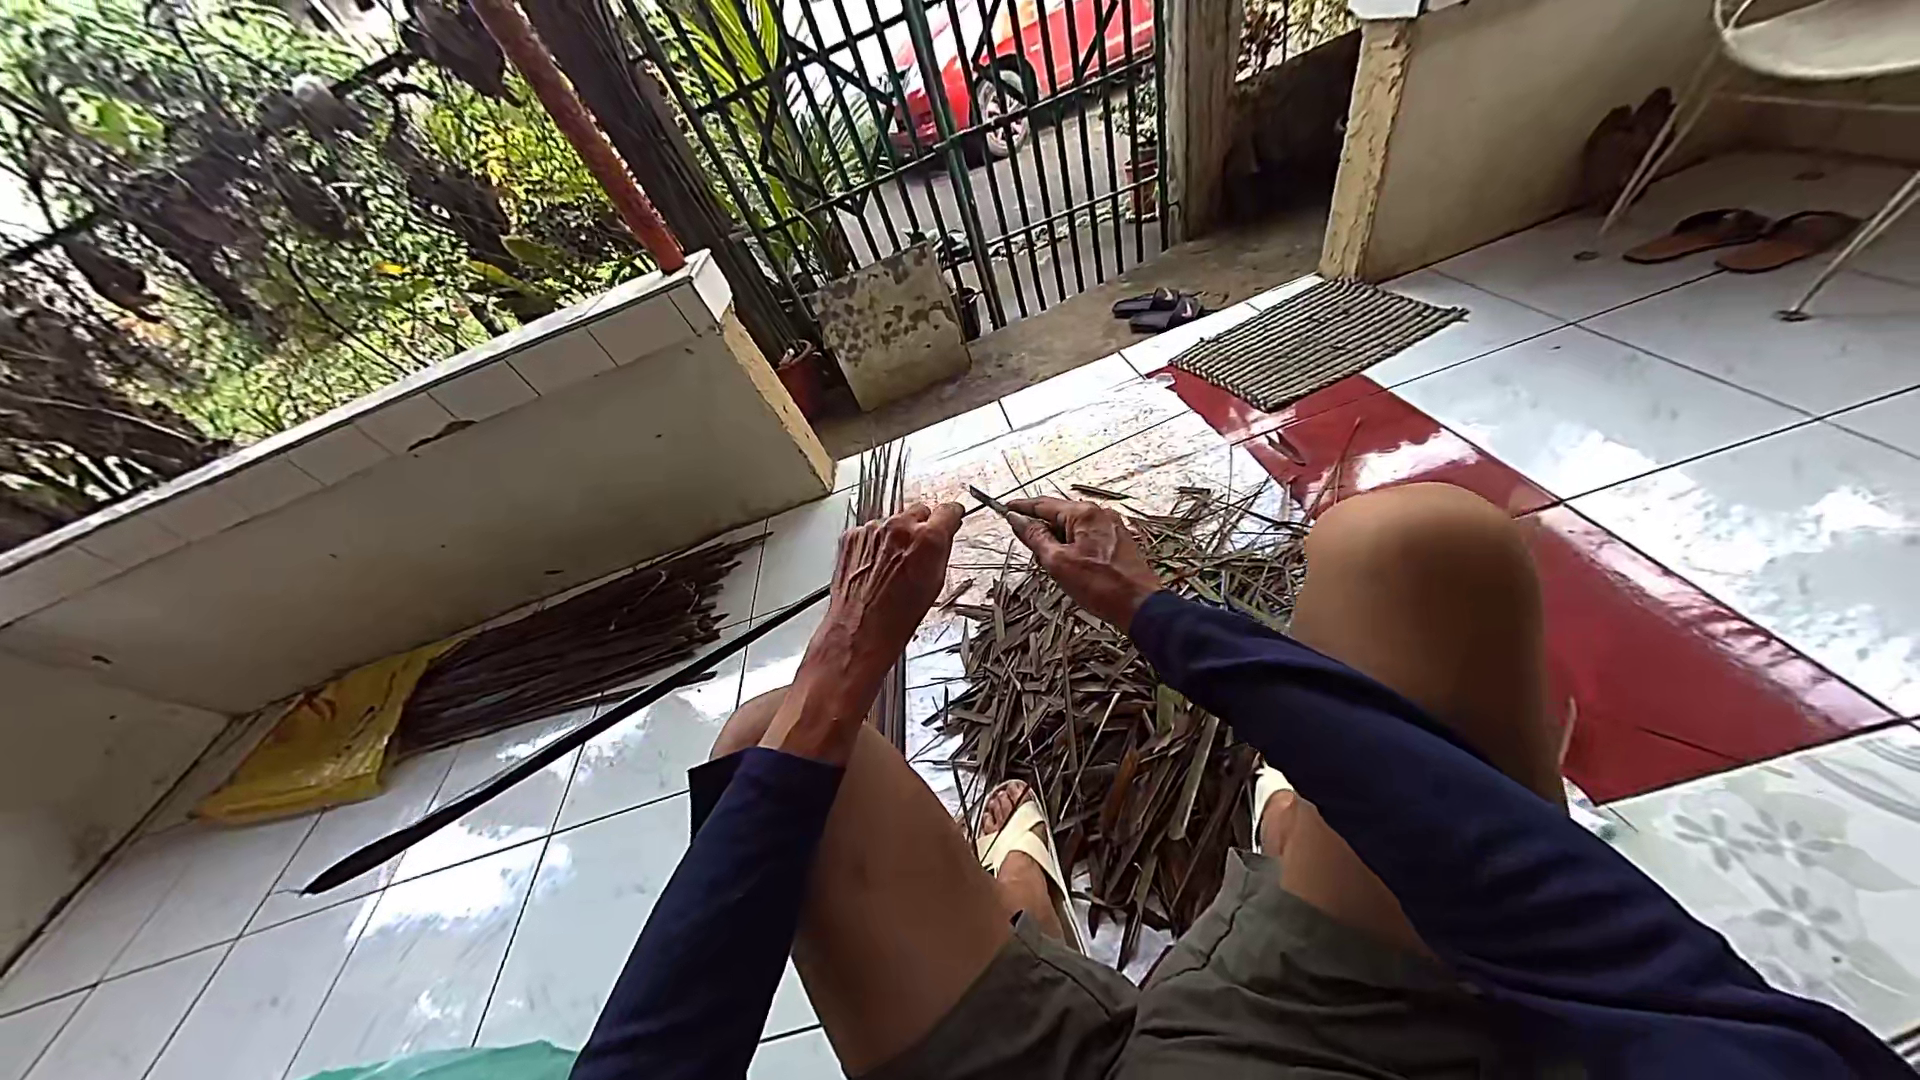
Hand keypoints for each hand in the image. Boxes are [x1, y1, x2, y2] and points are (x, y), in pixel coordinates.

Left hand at [765, 501, 962, 761]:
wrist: (859, 631)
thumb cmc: (897, 617)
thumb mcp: (935, 583)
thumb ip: (941, 551)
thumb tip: (944, 535)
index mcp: (927, 539)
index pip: (948, 509)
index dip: (951, 516)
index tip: (950, 518)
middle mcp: (899, 528)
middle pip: (919, 512)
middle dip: (922, 527)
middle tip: (919, 550)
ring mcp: (872, 530)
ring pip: (893, 522)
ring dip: (896, 537)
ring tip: (892, 567)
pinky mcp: (852, 536)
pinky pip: (870, 532)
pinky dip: (874, 545)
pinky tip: (875, 568)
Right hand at [1005, 497, 1162, 629]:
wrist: (1140, 606)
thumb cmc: (1101, 586)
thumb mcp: (1057, 562)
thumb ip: (1035, 537)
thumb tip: (1016, 520)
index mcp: (1085, 513)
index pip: (1044, 504)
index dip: (1022, 507)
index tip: (1005, 508)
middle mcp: (1100, 514)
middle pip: (1059, 515)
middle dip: (1039, 527)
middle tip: (1024, 542)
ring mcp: (1111, 527)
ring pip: (1072, 528)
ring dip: (1056, 540)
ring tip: (1047, 561)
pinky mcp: (1117, 542)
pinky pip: (1086, 537)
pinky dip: (1071, 546)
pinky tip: (1067, 564)